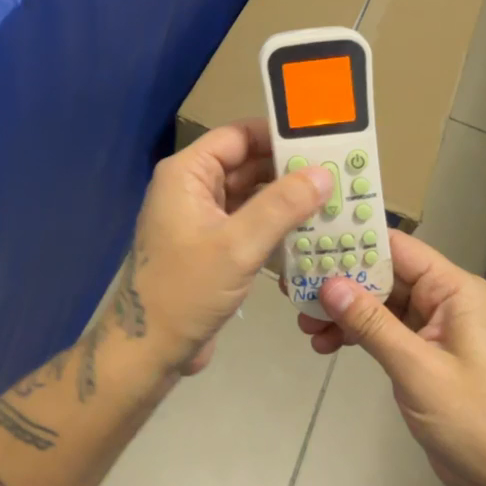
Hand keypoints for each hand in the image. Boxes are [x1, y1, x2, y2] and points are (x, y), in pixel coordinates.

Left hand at [116, 119, 330, 377]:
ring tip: (333, 200)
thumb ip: (282, 206)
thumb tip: (323, 173)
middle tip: (338, 173)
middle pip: (246, 164)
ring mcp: (200, 219)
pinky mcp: (210, 248)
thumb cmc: (186, 289)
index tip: (321, 142)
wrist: (148, 351)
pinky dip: (275, 226)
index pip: (237, 136)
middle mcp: (192, 188)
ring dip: (286, 200)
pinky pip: (247, 224)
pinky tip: (310, 234)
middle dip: (288, 169)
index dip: (277, 135)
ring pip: (250, 196)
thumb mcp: (238, 245)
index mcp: (187, 174)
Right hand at [299, 231, 485, 485]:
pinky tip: (325, 345)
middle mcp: (445, 299)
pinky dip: (356, 335)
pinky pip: (384, 330)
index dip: (353, 242)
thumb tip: (328, 282)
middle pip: (384, 275)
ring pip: (379, 303)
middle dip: (340, 282)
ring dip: (343, 312)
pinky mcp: (426, 354)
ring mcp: (436, 327)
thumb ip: (372, 323)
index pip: (398, 248)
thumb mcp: (417, 369)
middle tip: (294, 287)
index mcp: (454, 290)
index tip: (309, 243)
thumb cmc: (475, 420)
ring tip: (303, 324)